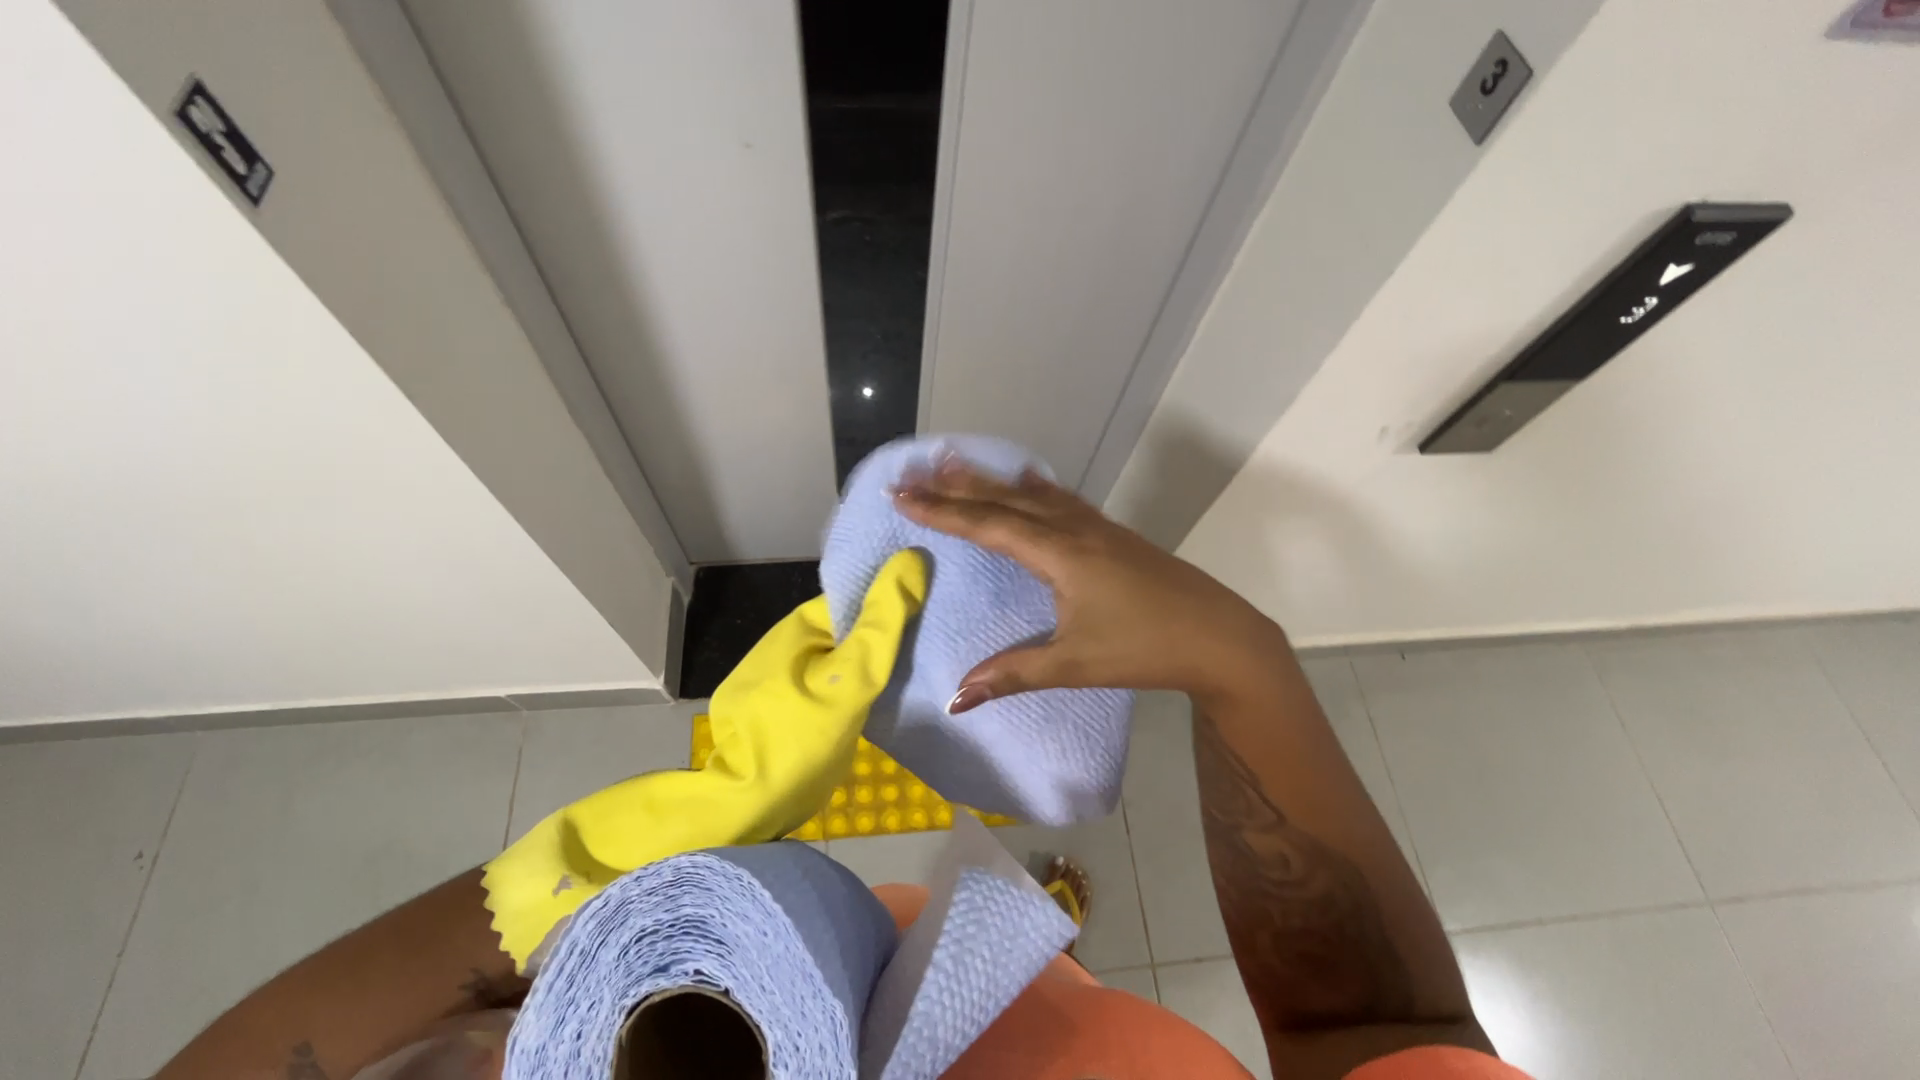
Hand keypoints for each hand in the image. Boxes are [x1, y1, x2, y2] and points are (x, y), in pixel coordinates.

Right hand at [892, 458, 1285, 711]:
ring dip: (991, 479)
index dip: (941, 511)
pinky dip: (1031, 487)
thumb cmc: (1145, 649)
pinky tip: (1029, 484)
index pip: (989, 524)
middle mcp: (1075, 530)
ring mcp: (1098, 528)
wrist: (1220, 636)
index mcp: (1060, 554)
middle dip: (956, 485)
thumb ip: (1013, 674)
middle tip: (914, 470)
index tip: (900, 495)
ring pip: (1034, 493)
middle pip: (1006, 498)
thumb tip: (956, 697)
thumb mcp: (1075, 665)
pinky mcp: (1114, 535)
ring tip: (956, 463)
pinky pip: (1061, 499)